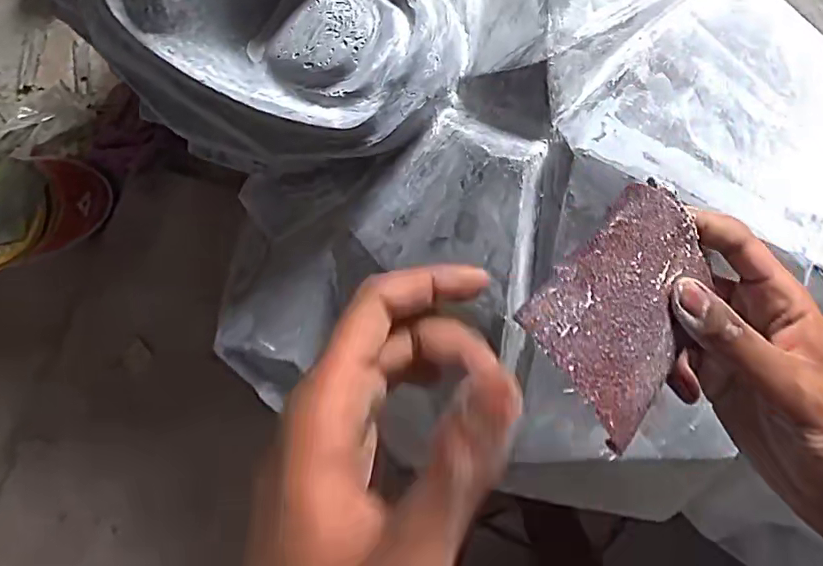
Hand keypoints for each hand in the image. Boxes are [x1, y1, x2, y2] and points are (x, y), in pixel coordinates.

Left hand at [246, 265, 523, 565]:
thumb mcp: (409, 549)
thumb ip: (458, 465)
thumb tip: (506, 381)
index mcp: (323, 404)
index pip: (373, 308)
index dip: (426, 282)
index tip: (483, 285)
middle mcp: (316, 405)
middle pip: (380, 332)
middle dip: (441, 326)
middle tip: (499, 362)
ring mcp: (318, 434)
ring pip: (378, 366)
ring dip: (430, 355)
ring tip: (482, 371)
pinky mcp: (329, 463)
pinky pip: (374, 401)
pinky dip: (414, 387)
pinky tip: (444, 400)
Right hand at [667, 212, 822, 565]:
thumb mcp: (796, 390)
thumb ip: (738, 342)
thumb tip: (681, 290)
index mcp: (780, 302)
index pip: (740, 247)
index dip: (704, 225)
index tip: (660, 219)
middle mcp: (749, 314)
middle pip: (699, 273)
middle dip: (666, 272)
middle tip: (630, 277)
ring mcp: (728, 345)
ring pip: (681, 312)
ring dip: (661, 322)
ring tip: (647, 338)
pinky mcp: (712, 375)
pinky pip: (678, 352)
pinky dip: (668, 363)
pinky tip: (680, 388)